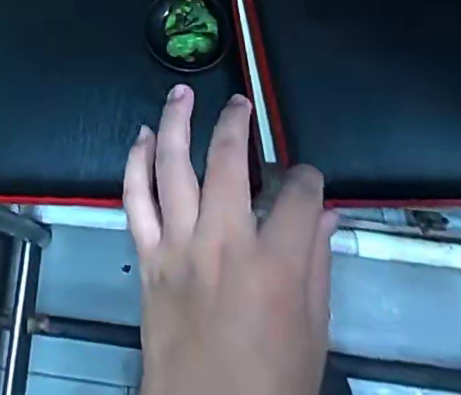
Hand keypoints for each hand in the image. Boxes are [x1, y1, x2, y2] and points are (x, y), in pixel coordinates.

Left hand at [125, 85, 332, 394]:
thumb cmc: (270, 384)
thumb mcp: (313, 332)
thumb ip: (317, 265)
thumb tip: (326, 213)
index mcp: (276, 266)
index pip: (298, 196)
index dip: (308, 178)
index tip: (307, 178)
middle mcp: (224, 242)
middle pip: (230, 161)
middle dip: (237, 122)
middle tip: (240, 103)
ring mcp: (179, 244)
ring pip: (173, 165)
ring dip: (175, 122)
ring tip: (181, 93)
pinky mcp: (148, 254)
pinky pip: (135, 197)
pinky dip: (135, 162)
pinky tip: (142, 136)